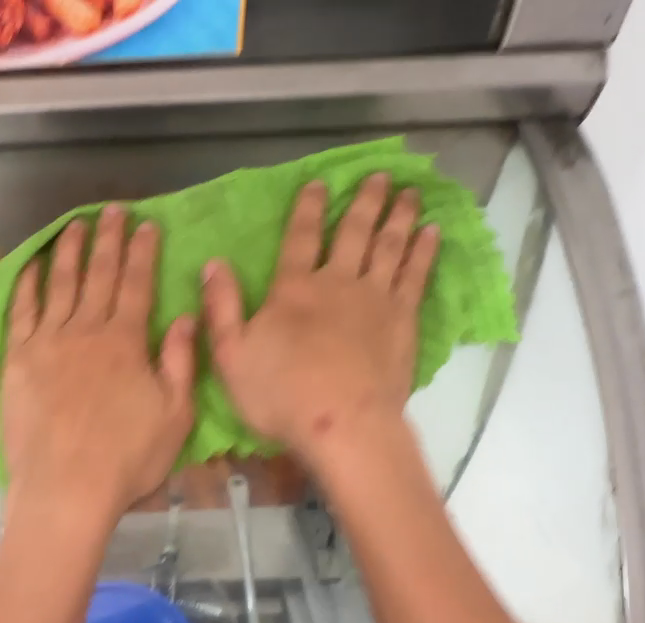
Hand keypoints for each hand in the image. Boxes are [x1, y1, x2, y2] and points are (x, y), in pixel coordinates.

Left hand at [3, 204, 197, 514]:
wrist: (65, 487)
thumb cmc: (127, 459)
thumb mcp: (175, 416)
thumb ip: (179, 362)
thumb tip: (184, 317)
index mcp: (126, 342)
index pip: (137, 284)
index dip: (143, 252)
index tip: (146, 224)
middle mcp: (86, 331)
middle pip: (98, 275)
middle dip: (108, 239)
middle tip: (112, 210)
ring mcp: (47, 343)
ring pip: (59, 284)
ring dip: (68, 251)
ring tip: (74, 225)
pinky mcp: (17, 361)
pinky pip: (21, 312)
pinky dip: (27, 285)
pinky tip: (31, 267)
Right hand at [201, 174, 440, 462]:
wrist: (341, 425)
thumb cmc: (279, 397)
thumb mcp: (230, 356)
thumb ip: (221, 308)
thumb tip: (213, 264)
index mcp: (292, 291)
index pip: (300, 238)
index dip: (308, 209)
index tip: (319, 183)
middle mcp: (336, 283)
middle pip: (354, 233)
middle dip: (365, 202)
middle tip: (379, 175)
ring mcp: (374, 300)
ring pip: (389, 247)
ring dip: (399, 217)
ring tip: (410, 193)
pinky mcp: (402, 321)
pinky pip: (415, 276)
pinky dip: (424, 251)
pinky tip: (432, 233)